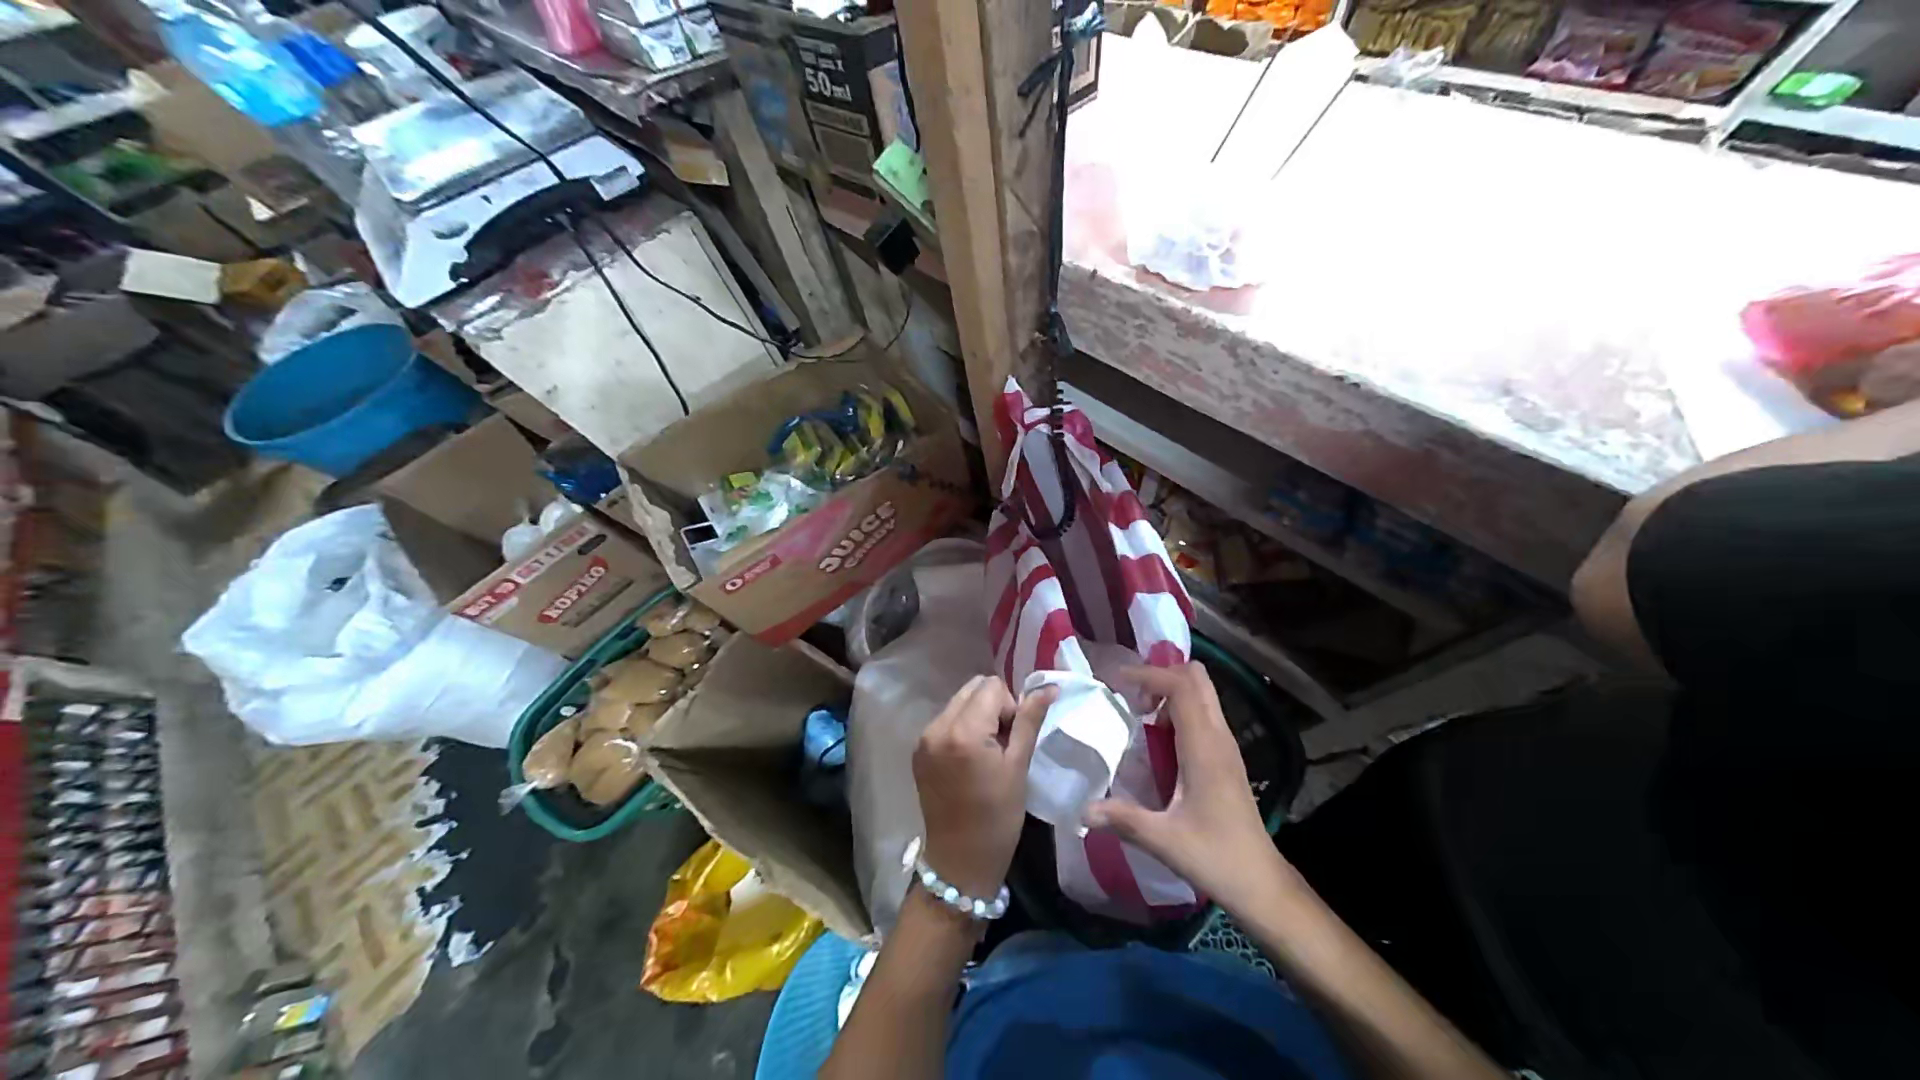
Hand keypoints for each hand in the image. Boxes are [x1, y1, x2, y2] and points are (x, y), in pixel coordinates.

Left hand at [912, 676, 1053, 898]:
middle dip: (993, 707)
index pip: (992, 686)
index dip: (1010, 706)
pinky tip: (971, 761)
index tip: (1014, 740)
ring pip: (958, 702)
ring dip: (978, 717)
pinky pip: (945, 721)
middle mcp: (936, 727)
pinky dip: (962, 729)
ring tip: (987, 754)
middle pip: (972, 688)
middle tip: (1003, 745)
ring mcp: (923, 738)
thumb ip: (1030, 721)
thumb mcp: (1019, 766)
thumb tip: (1049, 687)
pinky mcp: (918, 750)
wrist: (960, 861)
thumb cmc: (997, 817)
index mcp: (962, 731)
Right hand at [1085, 662, 1297, 910]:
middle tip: (1130, 696)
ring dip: (1170, 692)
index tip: (1117, 682)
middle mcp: (1219, 738)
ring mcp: (1226, 747)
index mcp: (1205, 748)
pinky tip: (1156, 738)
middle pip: (1198, 680)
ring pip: (1202, 695)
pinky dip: (1178, 710)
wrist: (1262, 884)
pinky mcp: (1226, 759)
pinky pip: (1203, 715)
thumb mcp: (1163, 840)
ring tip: (1138, 713)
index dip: (1149, 675)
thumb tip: (1082, 810)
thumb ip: (1123, 819)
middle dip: (1162, 676)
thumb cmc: (1216, 858)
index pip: (1182, 687)